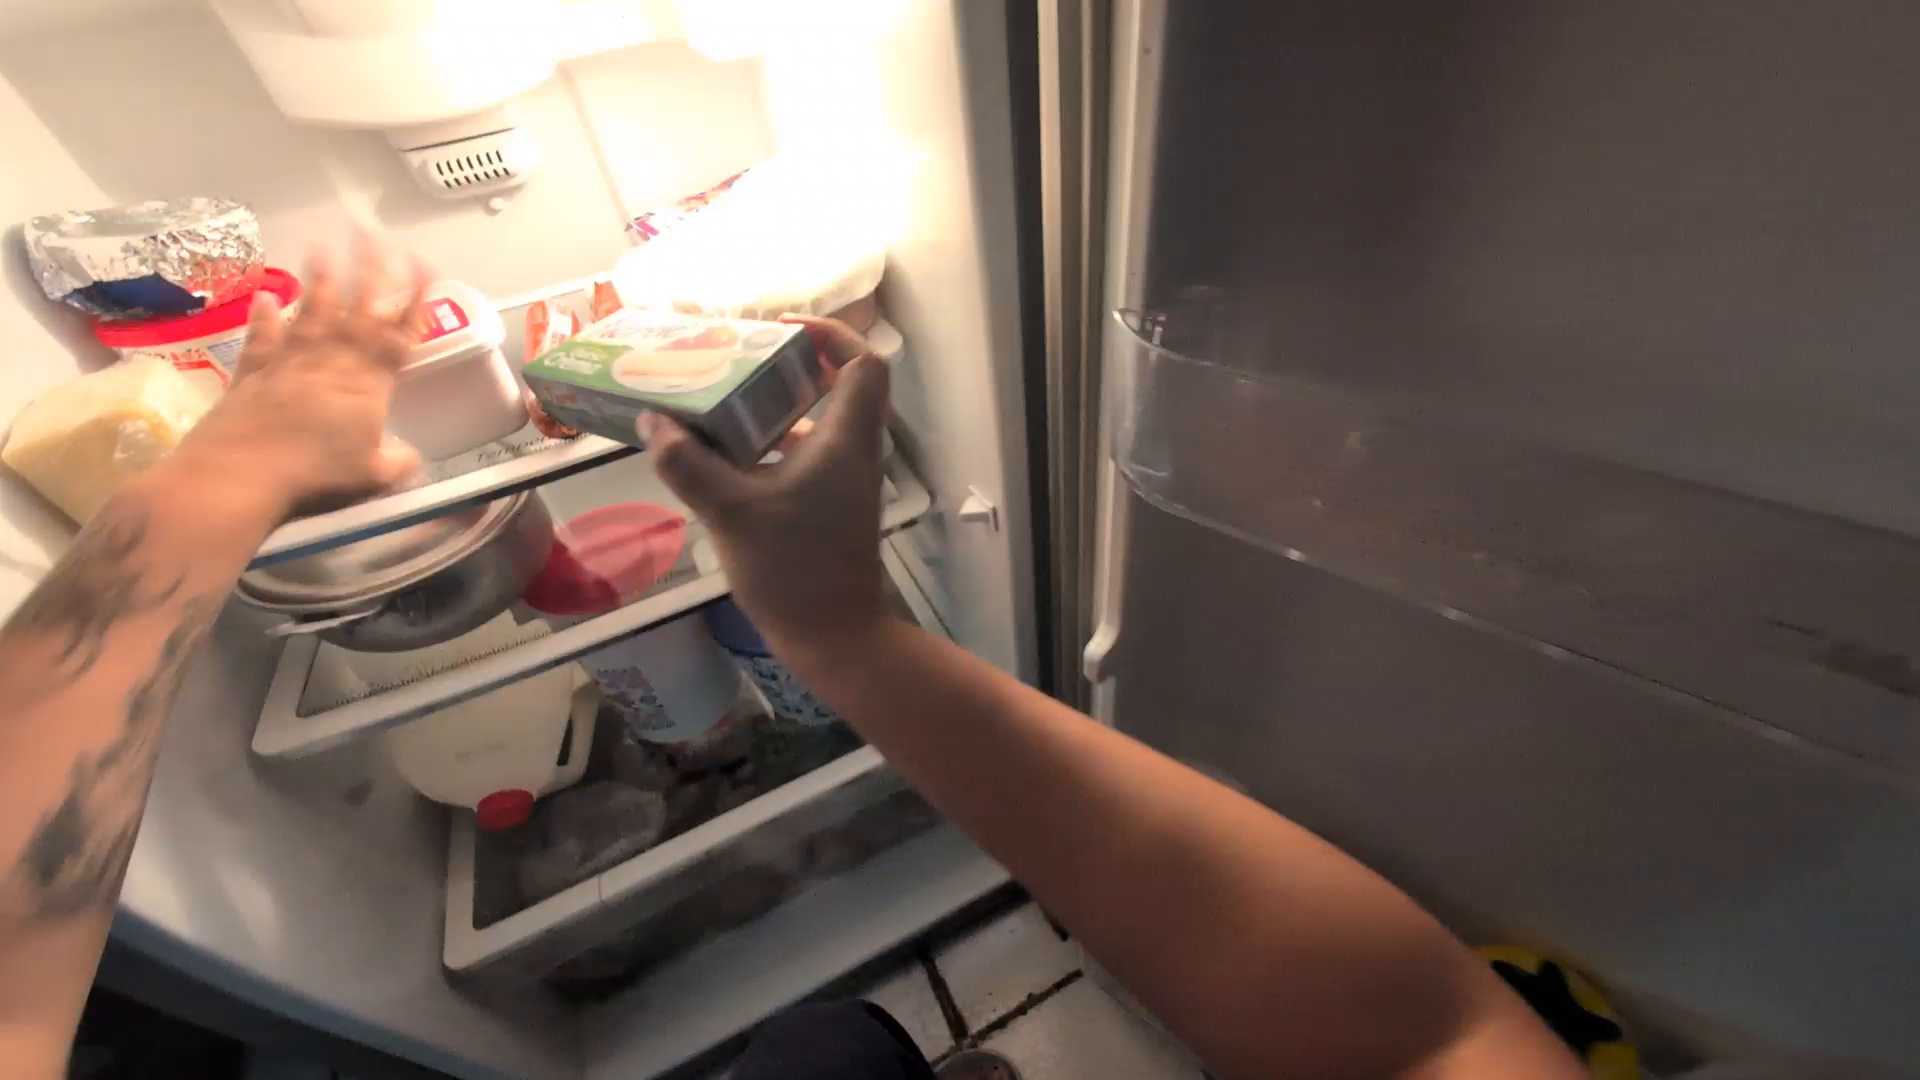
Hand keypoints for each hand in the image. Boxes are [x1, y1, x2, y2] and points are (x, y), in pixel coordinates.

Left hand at [174, 233, 428, 519]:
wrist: (236, 477)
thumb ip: (398, 459)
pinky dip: (265, 316)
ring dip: (320, 280)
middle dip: (369, 272)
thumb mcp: (377, 474)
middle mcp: (330, 363)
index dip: (414, 301)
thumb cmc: (317, 475)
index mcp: (368, 385)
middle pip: (356, 310)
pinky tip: (265, 296)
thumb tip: (408, 454)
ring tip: (324, 247)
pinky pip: (262, 337)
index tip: (425, 269)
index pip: (399, 335)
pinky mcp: (251, 374)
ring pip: (310, 314)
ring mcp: (288, 364)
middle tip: (374, 236)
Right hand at [641, 314, 891, 653]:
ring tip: (718, 399)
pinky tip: (724, 455)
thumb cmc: (793, 570)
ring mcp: (845, 480)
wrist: (833, 634)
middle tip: (736, 359)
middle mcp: (854, 452)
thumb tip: (653, 421)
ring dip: (775, 408)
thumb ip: (689, 463)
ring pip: (818, 423)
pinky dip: (772, 446)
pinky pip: (805, 456)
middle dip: (789, 366)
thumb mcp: (731, 512)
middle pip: (837, 386)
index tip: (782, 331)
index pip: (864, 363)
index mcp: (846, 440)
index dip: (831, 334)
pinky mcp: (830, 505)